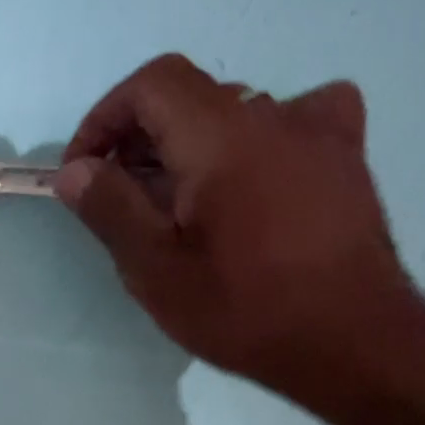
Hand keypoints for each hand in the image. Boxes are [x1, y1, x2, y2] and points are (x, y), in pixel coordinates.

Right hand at [56, 54, 417, 383]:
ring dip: (187, 145)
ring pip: (233, 112)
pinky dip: (251, 137)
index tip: (83, 173)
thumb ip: (110, 208)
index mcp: (223, 139)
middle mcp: (275, 117)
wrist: (349, 339)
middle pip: (190, 96)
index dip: (105, 119)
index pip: (153, 85)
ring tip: (171, 205)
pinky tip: (245, 176)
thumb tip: (75, 170)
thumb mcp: (153, 267)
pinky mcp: (343, 157)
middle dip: (137, 139)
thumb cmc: (240, 307)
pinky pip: (292, 118)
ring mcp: (319, 132)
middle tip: (114, 200)